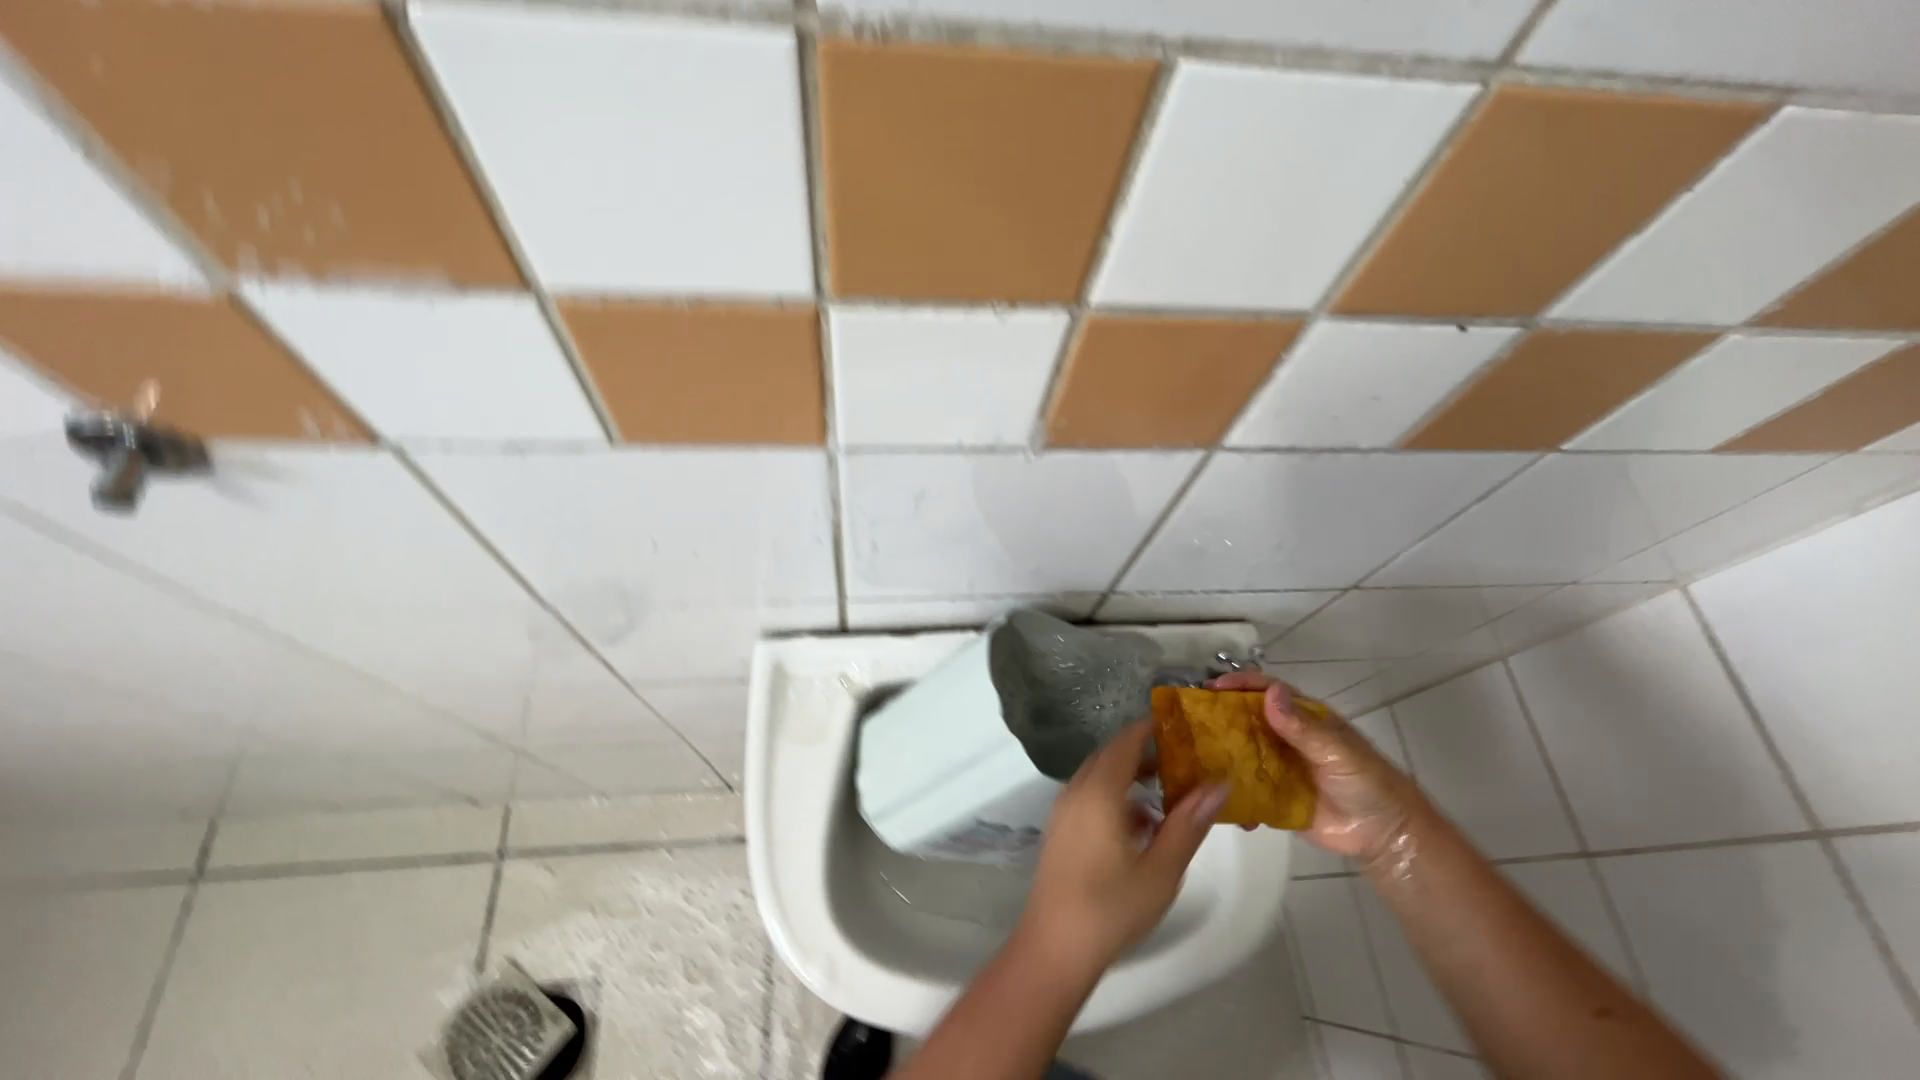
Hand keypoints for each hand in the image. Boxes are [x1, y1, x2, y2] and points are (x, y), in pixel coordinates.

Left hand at [1019, 721, 1226, 968]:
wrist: (1055, 947)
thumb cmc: (1112, 907)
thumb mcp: (1162, 868)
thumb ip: (1189, 823)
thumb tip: (1218, 783)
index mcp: (1099, 792)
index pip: (1125, 742)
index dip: (1151, 728)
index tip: (1181, 725)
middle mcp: (1075, 792)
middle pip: (1110, 756)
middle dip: (1144, 753)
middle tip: (1183, 760)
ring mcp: (1063, 812)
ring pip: (1098, 778)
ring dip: (1129, 778)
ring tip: (1167, 796)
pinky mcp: (1060, 832)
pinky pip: (1088, 798)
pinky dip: (1114, 798)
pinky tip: (1140, 828)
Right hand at [1209, 672, 1421, 869]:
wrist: (1383, 834)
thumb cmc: (1367, 781)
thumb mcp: (1337, 751)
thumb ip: (1303, 727)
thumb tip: (1270, 693)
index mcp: (1302, 719)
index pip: (1266, 693)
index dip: (1240, 685)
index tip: (1212, 688)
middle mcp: (1284, 740)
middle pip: (1245, 721)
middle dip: (1218, 719)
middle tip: (1189, 721)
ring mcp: (1276, 769)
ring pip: (1240, 755)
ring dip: (1218, 756)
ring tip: (1190, 760)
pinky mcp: (1272, 800)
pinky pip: (1244, 793)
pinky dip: (1230, 796)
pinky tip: (1217, 801)